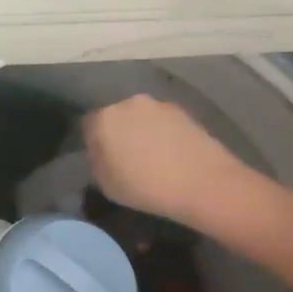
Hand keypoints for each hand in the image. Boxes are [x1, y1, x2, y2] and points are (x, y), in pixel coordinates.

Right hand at [84, 95, 249, 222]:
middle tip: (127, 157)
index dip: (93, 143)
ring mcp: (158, 105)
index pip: (88, 125)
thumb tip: (99, 153)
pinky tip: (172, 154)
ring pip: (140, 117)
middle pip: (115, 116)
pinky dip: (163, 133)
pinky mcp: (183, 111)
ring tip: (153, 157)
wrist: (204, 183)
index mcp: (104, 119)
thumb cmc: (147, 187)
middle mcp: (128, 104)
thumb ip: (96, 163)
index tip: (102, 160)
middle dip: (118, 133)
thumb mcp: (106, 185)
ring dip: (142, 131)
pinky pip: (163, 122)